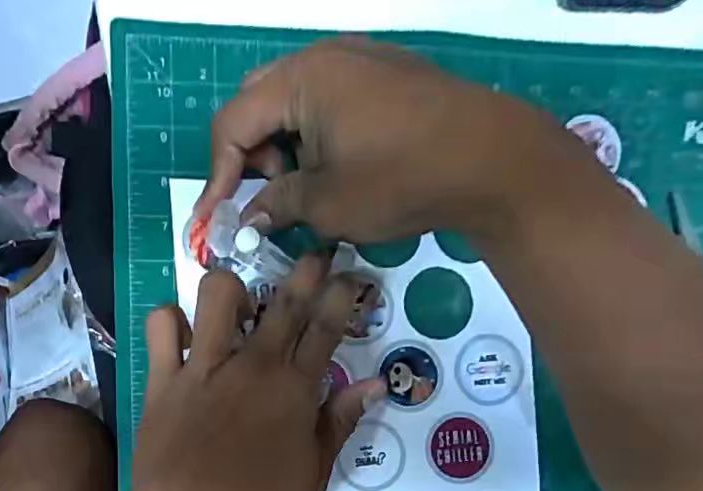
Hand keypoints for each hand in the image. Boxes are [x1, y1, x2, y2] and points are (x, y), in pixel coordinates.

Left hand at [123, 253, 383, 490]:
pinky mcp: (164, 378)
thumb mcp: (313, 473)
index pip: (327, 327)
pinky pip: (162, 325)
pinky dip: (173, 321)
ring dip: (235, 288)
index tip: (352, 275)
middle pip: (284, 300)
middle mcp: (252, 365)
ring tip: (241, 307)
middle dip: (306, 268)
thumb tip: (375, 384)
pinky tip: (185, 335)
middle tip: (317, 252)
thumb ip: (341, 422)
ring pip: (219, 293)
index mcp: (295, 389)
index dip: (343, 295)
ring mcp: (204, 367)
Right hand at [194, 38, 595, 247]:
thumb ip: (278, 205)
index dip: (218, 176)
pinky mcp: (387, 78)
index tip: (216, 220)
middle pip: (261, 104)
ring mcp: (360, 61)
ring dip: (287, 151)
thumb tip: (251, 216)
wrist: (486, 160)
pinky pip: (332, 105)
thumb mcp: (327, 204)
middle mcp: (325, 56)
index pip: (233, 123)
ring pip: (297, 105)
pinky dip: (319, 141)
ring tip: (308, 194)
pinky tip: (338, 174)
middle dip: (253, 158)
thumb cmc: (398, 180)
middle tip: (270, 199)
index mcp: (300, 78)